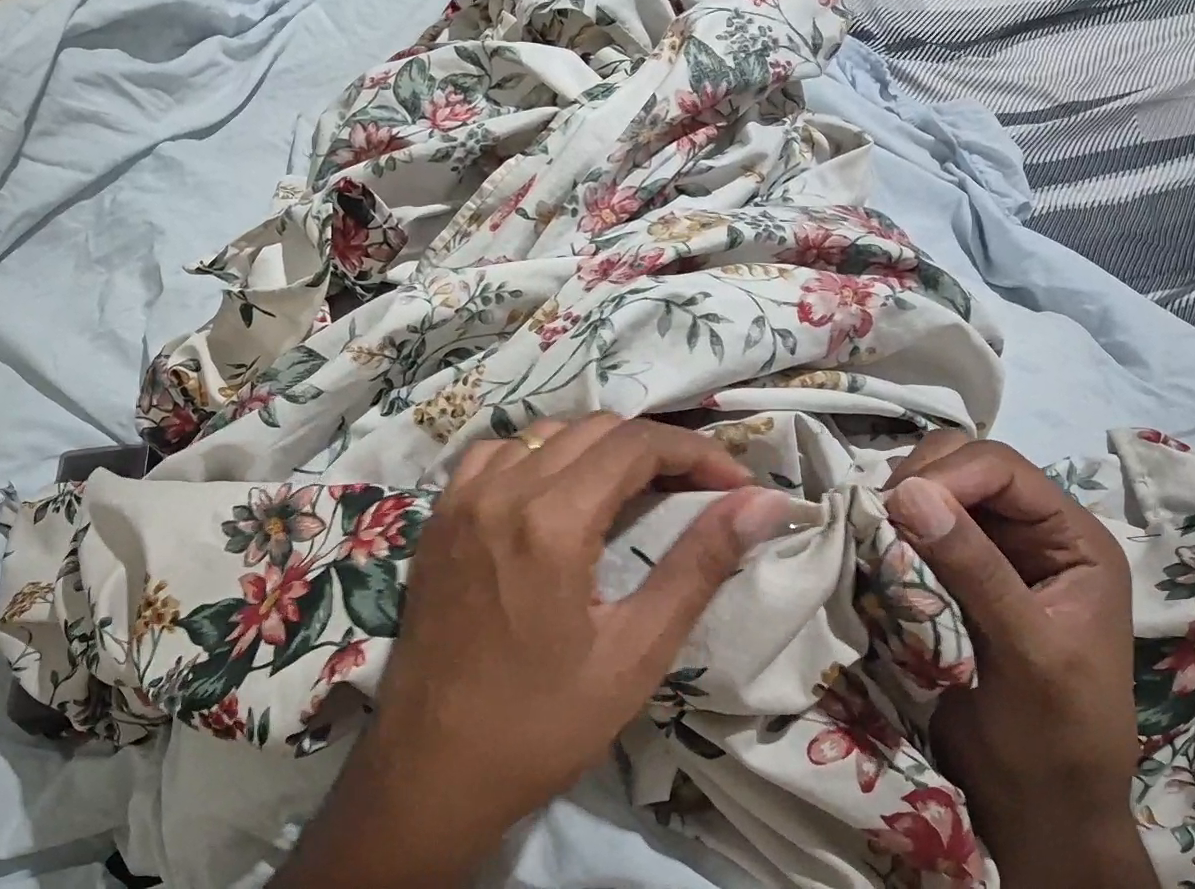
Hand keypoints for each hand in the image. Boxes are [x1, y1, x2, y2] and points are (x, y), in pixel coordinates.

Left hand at [272, 413, 791, 887]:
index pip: (634, 445)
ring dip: (595, 448)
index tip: (735, 485)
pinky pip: (492, 456)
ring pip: (540, 435)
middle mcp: (499, 490)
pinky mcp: (437, 518)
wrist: (432, 764)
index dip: (695, 452)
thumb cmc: (542, 722)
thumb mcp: (635, 652)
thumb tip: (763, 503)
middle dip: (652, 448)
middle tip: (693, 490)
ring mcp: (459, 500)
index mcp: (550, 520)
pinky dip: (536, 457)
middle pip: (591, 430)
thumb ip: (698, 565)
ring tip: (633, 491)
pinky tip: (555, 495)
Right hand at [884, 434, 1157, 888]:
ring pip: (936, 488)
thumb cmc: (1052, 730)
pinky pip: (918, 524)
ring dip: (899, 498)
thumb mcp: (1024, 648)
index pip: (1002, 469)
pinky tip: (874, 542)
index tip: (891, 507)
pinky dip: (890, 523)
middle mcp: (1034, 533)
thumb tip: (907, 491)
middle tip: (878, 518)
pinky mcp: (954, 573)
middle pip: (967, 465)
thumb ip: (973, 567)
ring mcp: (992, 552)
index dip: (945, 474)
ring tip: (872, 529)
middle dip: (917, 478)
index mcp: (1074, 540)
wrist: (1037, 798)